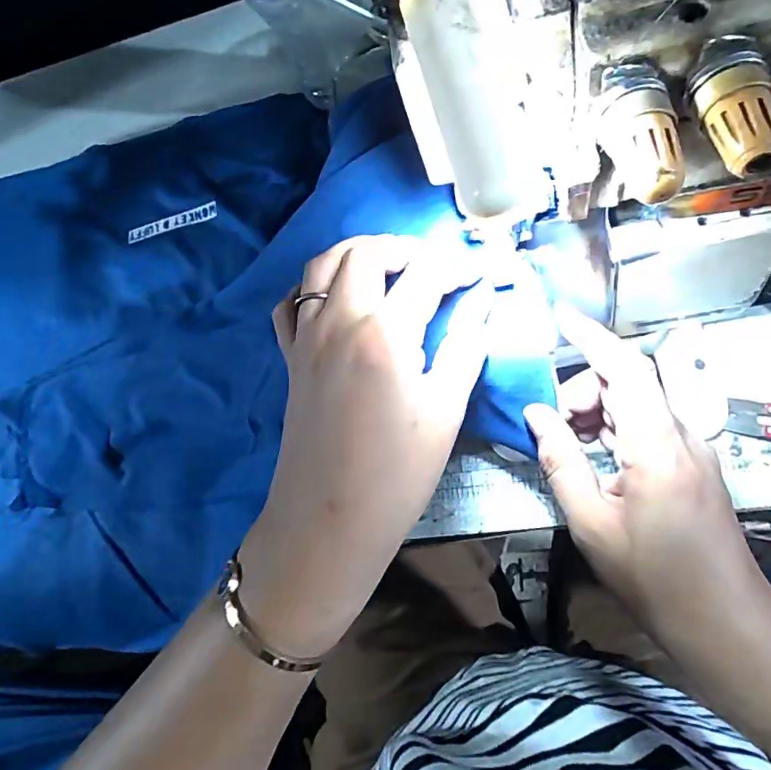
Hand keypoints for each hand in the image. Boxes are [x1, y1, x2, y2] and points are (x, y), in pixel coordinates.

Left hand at [238, 235, 490, 657]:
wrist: (327, 521)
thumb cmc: (397, 473)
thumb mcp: (445, 411)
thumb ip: (465, 348)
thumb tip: (480, 307)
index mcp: (384, 332)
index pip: (424, 274)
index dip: (456, 268)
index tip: (476, 275)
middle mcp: (338, 320)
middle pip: (365, 252)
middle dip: (404, 248)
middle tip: (434, 269)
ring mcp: (307, 336)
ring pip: (323, 264)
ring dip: (359, 255)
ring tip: (391, 272)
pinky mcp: (290, 356)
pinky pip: (293, 301)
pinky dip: (316, 286)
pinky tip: (339, 302)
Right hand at [523, 307, 768, 647]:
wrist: (724, 620)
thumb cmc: (654, 579)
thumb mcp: (591, 524)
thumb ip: (562, 461)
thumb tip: (536, 415)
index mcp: (657, 447)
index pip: (626, 368)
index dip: (591, 336)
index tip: (560, 314)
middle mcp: (681, 435)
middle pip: (630, 382)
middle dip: (584, 388)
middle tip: (551, 424)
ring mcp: (693, 447)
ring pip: (640, 401)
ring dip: (600, 408)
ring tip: (568, 440)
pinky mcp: (694, 462)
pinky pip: (650, 424)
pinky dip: (617, 425)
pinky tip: (594, 451)